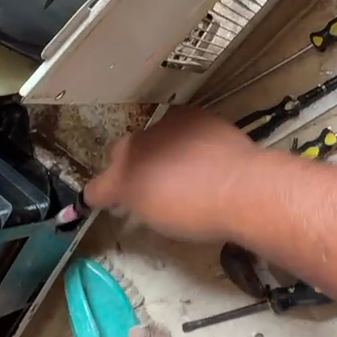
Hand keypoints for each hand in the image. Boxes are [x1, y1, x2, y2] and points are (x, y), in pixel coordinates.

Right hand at [84, 106, 262, 242]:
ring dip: (156, 149)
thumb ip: (140, 204)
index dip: (100, 198)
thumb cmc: (199, 216)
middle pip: (117, 153)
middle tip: (148, 183)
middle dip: (126, 165)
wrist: (241, 187)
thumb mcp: (159, 222)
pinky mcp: (189, 114)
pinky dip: (182, 137)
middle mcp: (135, 146)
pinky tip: (203, 152)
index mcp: (123, 179)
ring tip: (183, 167)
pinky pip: (177, 125)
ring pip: (149, 137)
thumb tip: (139, 198)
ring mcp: (163, 126)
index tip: (109, 203)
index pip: (95, 189)